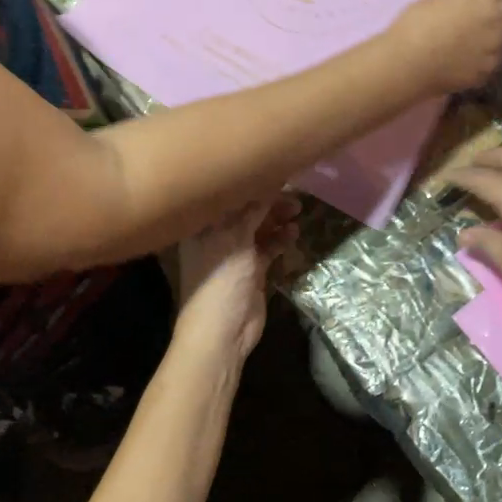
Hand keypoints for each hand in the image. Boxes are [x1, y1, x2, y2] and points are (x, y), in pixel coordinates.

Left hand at [172, 195, 300, 363]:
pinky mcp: (251, 269)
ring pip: (259, 227)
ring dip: (277, 219)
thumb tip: (270, 179)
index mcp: (203, 226)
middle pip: (245, 210)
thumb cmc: (221, 280)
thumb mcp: (235, 238)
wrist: (223, 331)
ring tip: (297, 212)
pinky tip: (294, 234)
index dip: (249, 183)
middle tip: (294, 195)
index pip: (227, 196)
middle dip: (268, 201)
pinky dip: (280, 239)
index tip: (274, 170)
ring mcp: (235, 253)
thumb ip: (252, 209)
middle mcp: (216, 235)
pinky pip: (268, 247)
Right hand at [387, 0, 501, 94]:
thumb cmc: (414, 25)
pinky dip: (487, 53)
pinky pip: (492, 58)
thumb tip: (469, 8)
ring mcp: (496, 51)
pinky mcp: (487, 72)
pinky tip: (475, 55)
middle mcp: (499, 23)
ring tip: (493, 30)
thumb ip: (462, 2)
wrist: (407, 65)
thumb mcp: (438, 1)